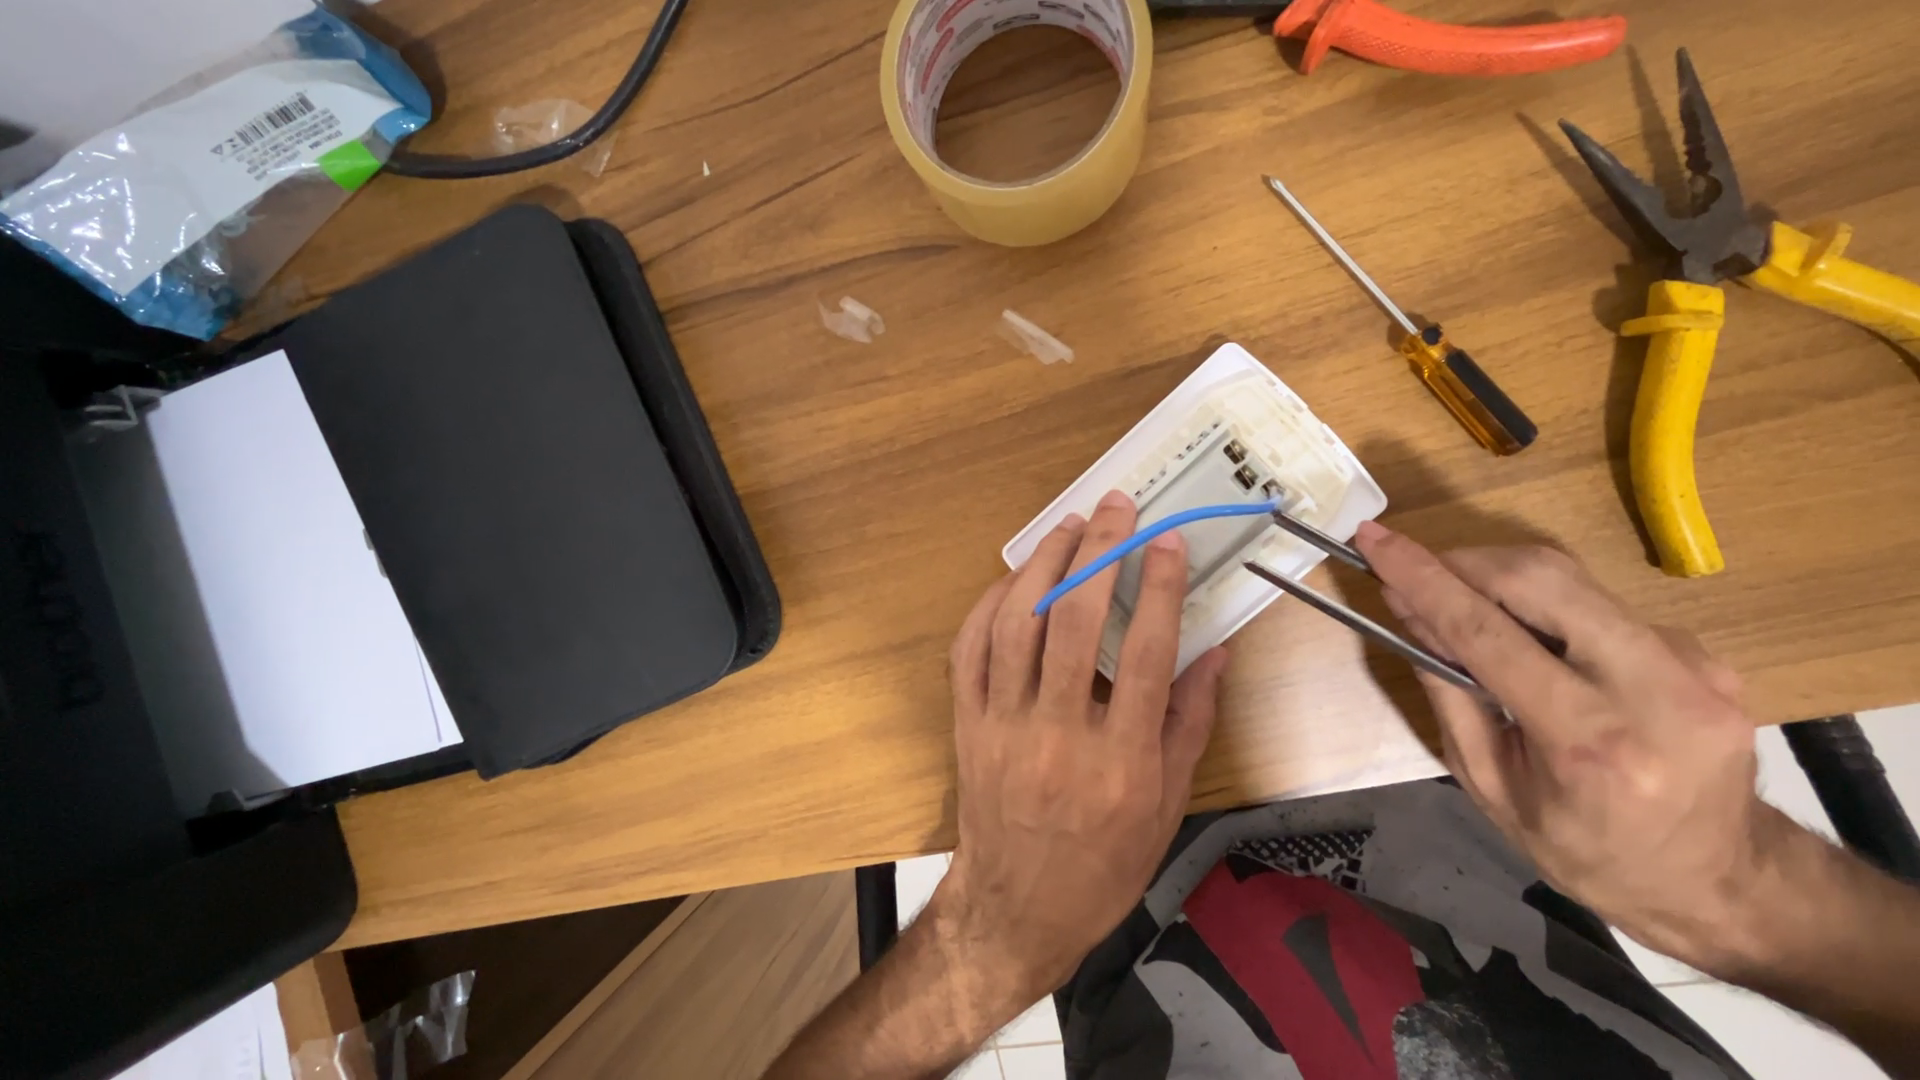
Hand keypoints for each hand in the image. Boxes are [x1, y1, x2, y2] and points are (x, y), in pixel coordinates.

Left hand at [930, 489, 1229, 1011]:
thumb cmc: (1105, 863)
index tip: (1166, 539)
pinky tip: (1014, 578)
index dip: (1158, 586)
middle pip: (1074, 622)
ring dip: (1041, 564)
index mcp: (1122, 760)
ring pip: (1016, 625)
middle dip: (1097, 552)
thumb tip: (1215, 651)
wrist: (1019, 908)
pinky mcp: (967, 725)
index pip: (1145, 653)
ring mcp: (1004, 726)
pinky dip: (989, 606)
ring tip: (1067, 526)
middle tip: (1115, 508)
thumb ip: (1190, 723)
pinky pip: (970, 652)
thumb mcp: (1167, 806)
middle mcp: (1059, 734)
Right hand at [1355, 521, 1808, 973]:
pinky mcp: (1706, 652)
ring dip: (1499, 577)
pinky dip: (1545, 607)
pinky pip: (1600, 605)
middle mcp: (1654, 689)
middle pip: (1540, 579)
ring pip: (1572, 579)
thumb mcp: (1489, 783)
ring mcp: (1693, 664)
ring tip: (1459, 601)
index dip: (1421, 577)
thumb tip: (1411, 612)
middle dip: (1463, 562)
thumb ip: (1450, 691)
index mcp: (1589, 741)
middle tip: (1414, 569)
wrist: (1718, 882)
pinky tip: (1529, 640)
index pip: (1486, 632)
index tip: (1372, 539)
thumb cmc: (1581, 848)